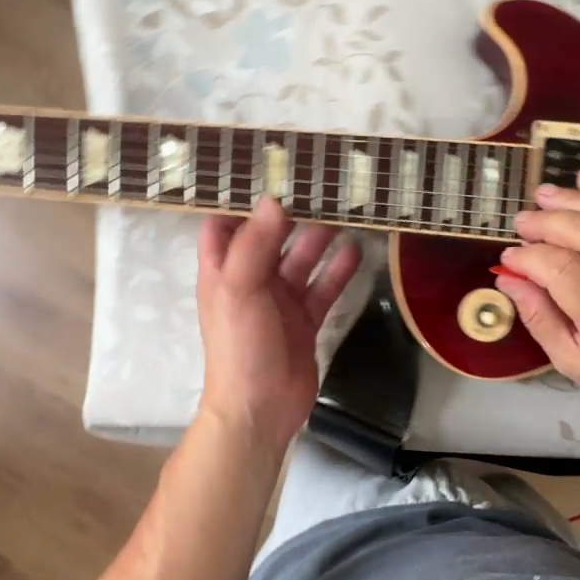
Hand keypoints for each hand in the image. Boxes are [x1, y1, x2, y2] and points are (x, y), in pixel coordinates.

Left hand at [196, 195, 361, 450]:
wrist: (261, 408)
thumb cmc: (240, 348)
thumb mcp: (239, 289)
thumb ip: (255, 244)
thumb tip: (274, 199)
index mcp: (222, 271)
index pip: (224, 224)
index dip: (241, 199)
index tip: (268, 170)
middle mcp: (250, 282)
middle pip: (270, 238)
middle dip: (292, 213)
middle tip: (322, 184)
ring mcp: (279, 303)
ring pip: (301, 261)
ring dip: (320, 239)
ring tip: (346, 212)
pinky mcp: (305, 322)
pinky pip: (323, 290)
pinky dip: (338, 272)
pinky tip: (357, 251)